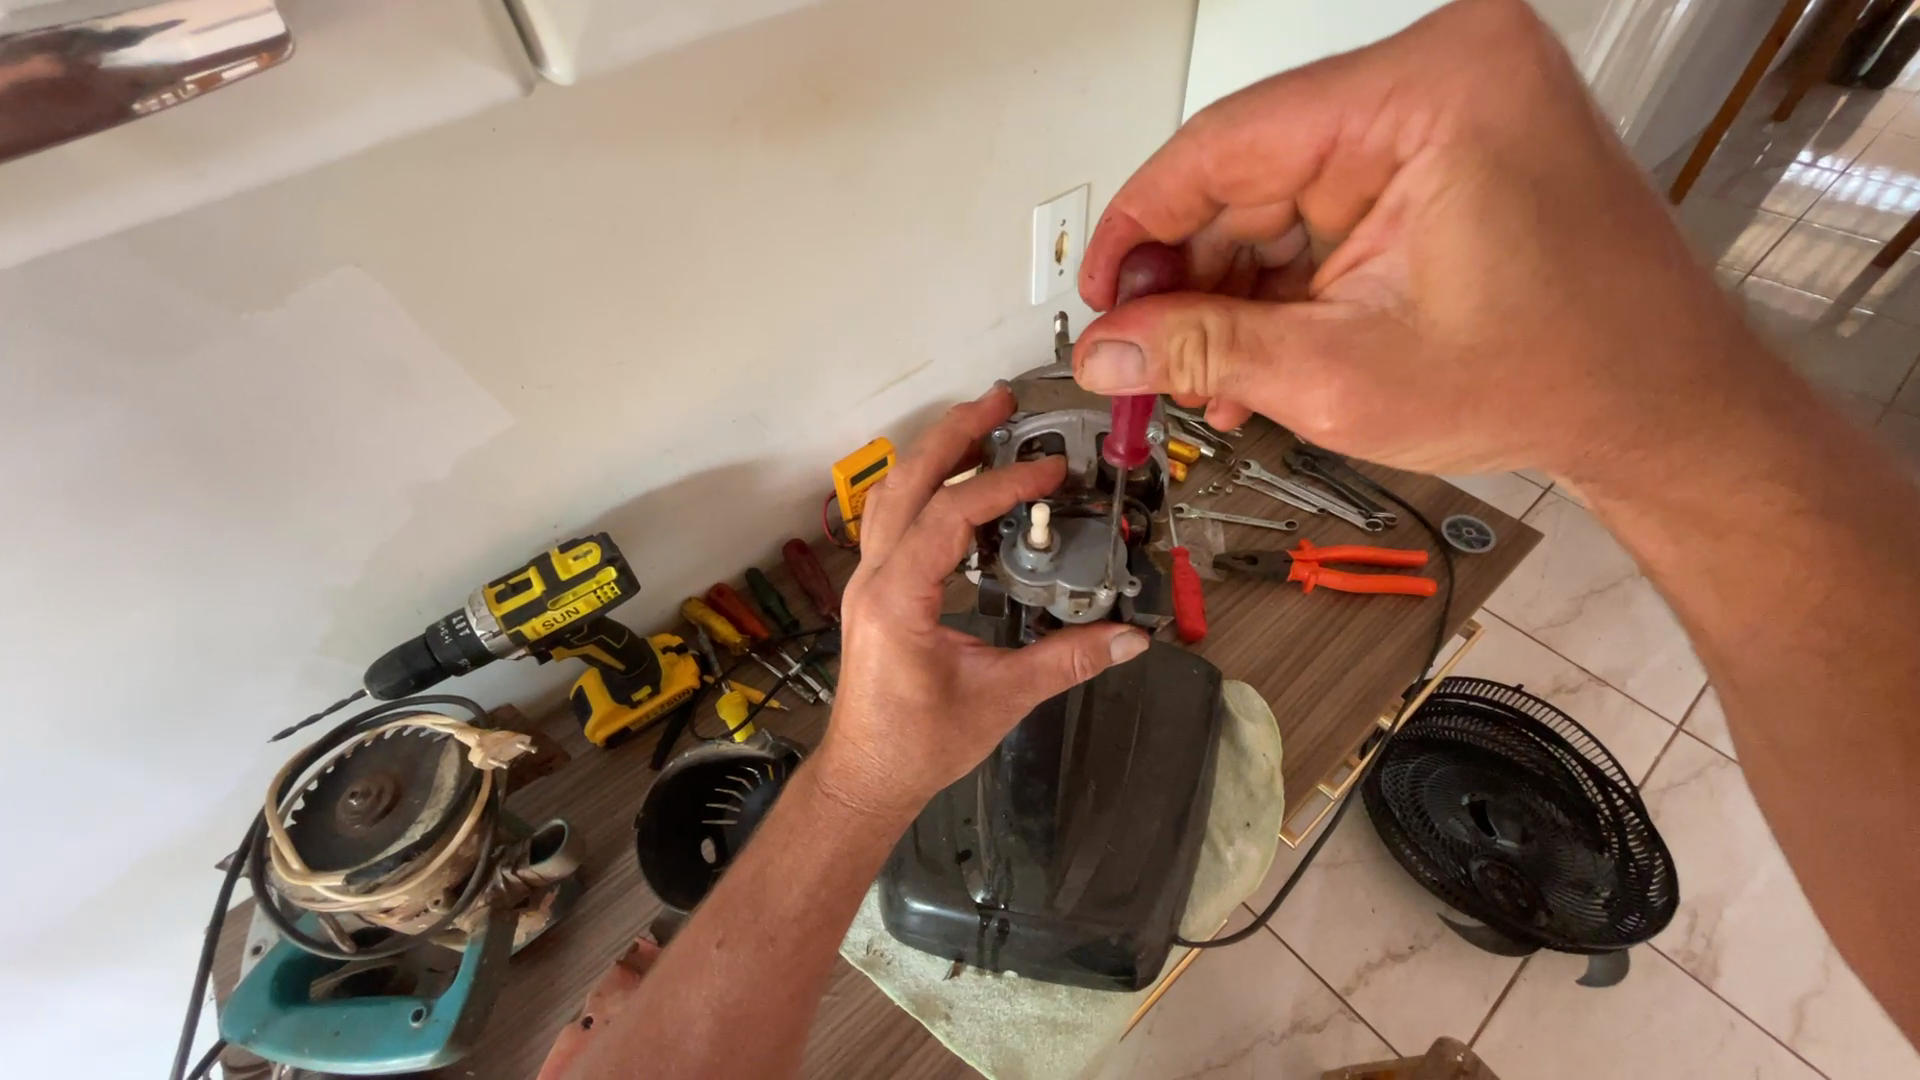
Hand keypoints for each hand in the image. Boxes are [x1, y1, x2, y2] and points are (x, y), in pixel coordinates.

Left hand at [815, 384, 1150, 817]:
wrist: (866, 775)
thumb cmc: (916, 745)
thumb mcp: (998, 701)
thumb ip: (1064, 663)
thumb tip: (1126, 638)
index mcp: (897, 600)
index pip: (947, 516)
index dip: (1000, 485)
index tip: (1048, 473)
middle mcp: (874, 578)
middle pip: (905, 481)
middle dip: (954, 434)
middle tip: (1000, 402)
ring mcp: (868, 580)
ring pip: (891, 493)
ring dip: (935, 453)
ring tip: (982, 425)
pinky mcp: (876, 588)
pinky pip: (893, 517)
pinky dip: (925, 486)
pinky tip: (957, 484)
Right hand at [1071, 0, 1777, 482]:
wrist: (1652, 407)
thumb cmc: (1546, 375)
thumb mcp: (1337, 375)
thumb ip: (1201, 353)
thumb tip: (1102, 350)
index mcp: (1423, 95)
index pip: (1222, 143)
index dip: (1138, 226)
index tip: (1098, 295)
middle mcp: (1426, 87)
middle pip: (1240, 180)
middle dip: (1184, 283)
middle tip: (1142, 357)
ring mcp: (1426, 128)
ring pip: (1265, 214)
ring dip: (1223, 305)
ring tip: (1203, 383)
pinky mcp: (1422, 172)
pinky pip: (1308, 230)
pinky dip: (1268, 300)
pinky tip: (1247, 363)